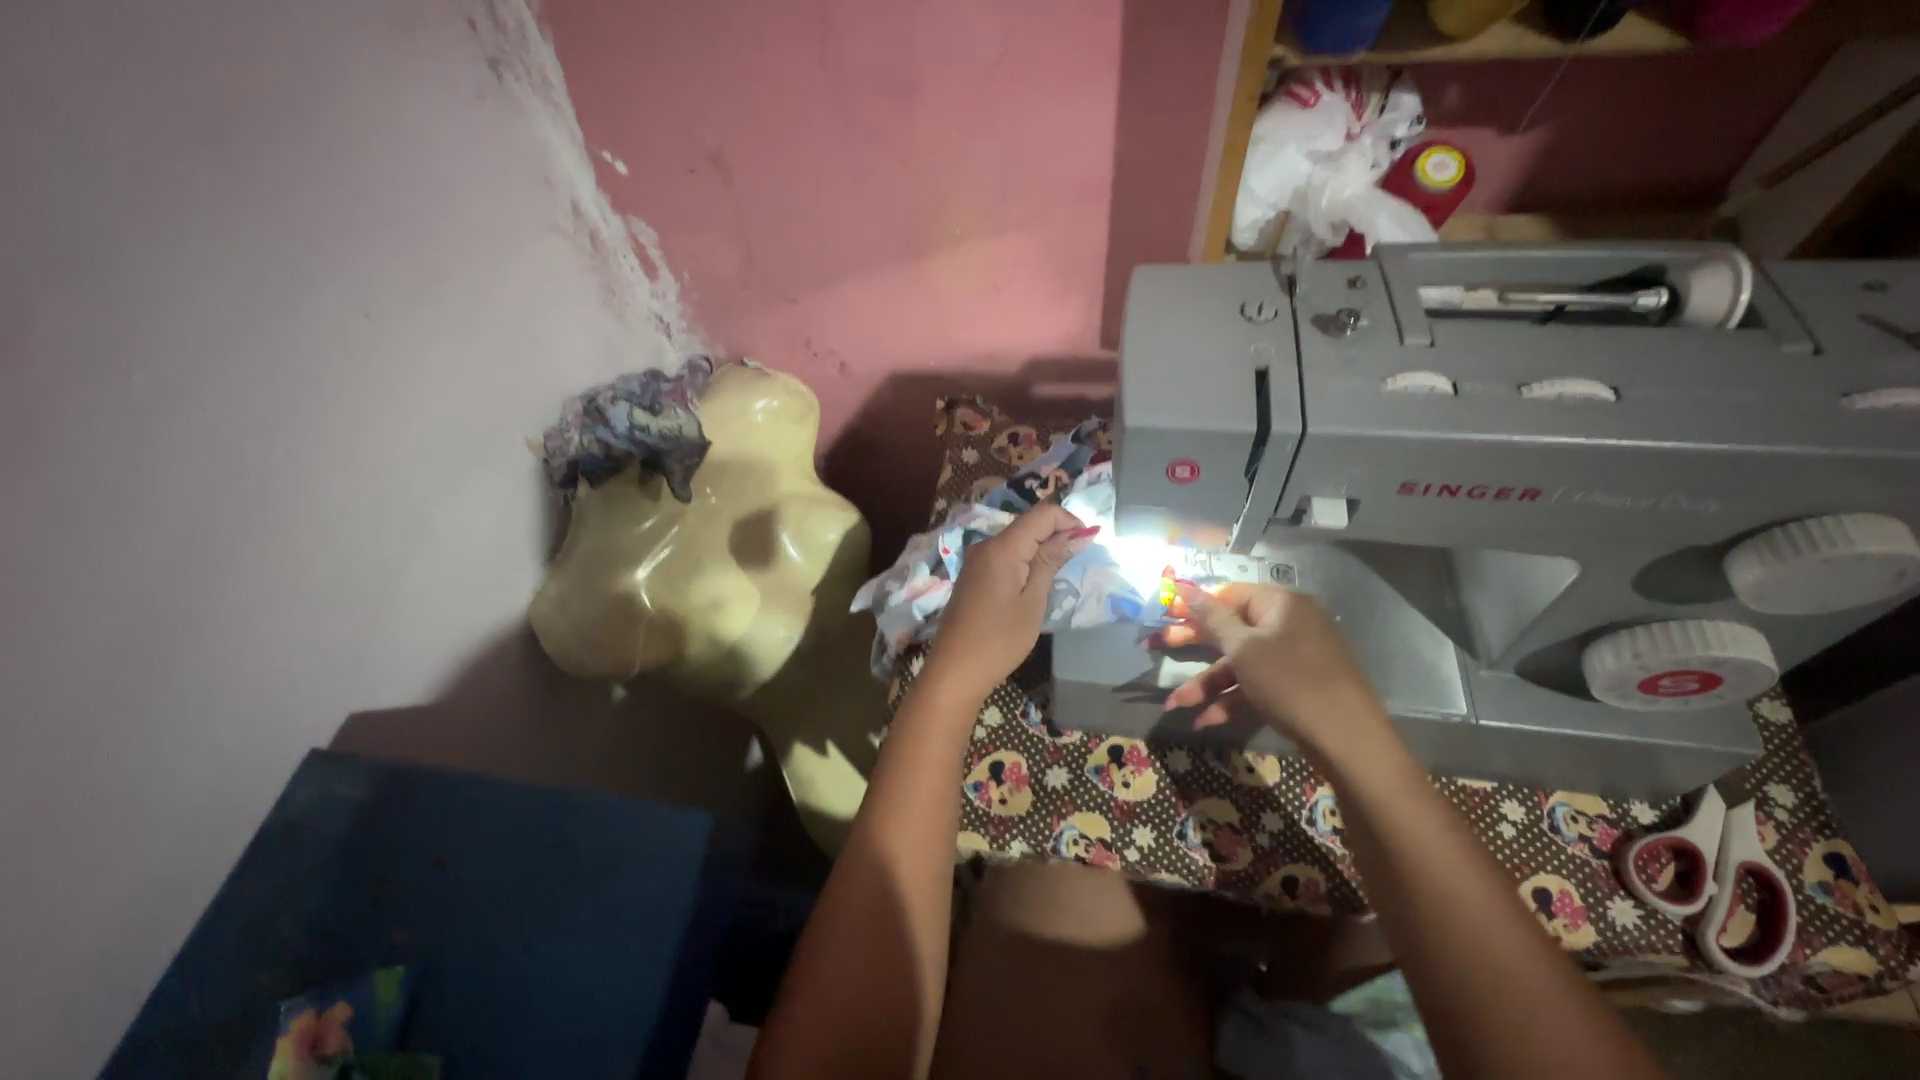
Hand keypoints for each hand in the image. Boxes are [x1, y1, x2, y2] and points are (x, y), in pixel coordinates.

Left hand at [923, 504, 1095, 701]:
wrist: (955, 670)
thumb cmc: (1000, 640)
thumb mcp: (1033, 602)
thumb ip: (1051, 562)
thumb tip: (1077, 534)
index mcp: (1002, 548)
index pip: (1042, 513)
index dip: (1069, 520)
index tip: (1089, 541)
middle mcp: (986, 545)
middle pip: (1028, 524)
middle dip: (1057, 533)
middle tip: (1079, 557)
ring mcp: (976, 560)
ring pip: (1017, 539)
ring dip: (1042, 547)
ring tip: (1061, 571)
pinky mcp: (973, 574)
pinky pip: (1004, 555)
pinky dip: (1025, 559)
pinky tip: (1035, 580)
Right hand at [1160, 582, 1385, 755]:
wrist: (1346, 737)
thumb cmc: (1289, 681)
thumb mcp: (1243, 649)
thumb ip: (1213, 619)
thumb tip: (1186, 587)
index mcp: (1280, 604)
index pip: (1230, 593)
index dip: (1195, 603)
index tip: (1165, 614)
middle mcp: (1288, 624)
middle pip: (1231, 628)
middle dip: (1192, 645)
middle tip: (1154, 648)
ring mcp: (1294, 657)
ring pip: (1240, 662)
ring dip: (1207, 683)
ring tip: (1175, 705)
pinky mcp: (1296, 686)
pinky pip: (1256, 684)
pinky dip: (1231, 699)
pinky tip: (1206, 721)